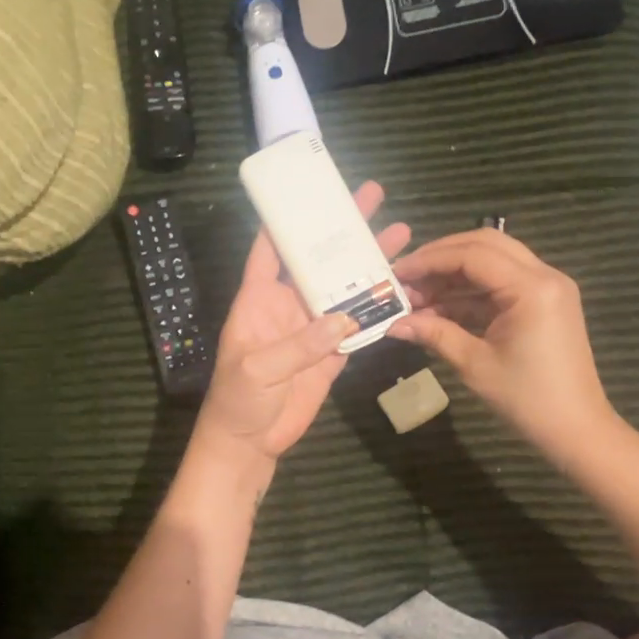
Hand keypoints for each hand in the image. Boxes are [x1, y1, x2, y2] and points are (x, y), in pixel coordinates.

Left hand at [194, 181, 411, 464]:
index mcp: (258, 300)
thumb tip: (342, 320)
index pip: (269, 250)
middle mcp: (287, 307)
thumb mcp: (259, 369)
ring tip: (400, 233)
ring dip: (368, 265)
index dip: (286, 221)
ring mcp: (312, 330)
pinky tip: (401, 290)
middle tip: (373, 197)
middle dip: (342, 232)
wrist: (248, 446)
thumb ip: (300, 345)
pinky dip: (377, 312)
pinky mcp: (330, 356)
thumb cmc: (237, 401)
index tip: (311, 192)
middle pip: (316, 262)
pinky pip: (357, 328)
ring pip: (343, 290)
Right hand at [388, 228, 614, 456]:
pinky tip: (438, 308)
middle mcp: (544, 276)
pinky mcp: (543, 302)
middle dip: (441, 257)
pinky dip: (470, 292)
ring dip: (453, 274)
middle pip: (484, 245)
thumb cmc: (527, 398)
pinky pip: (501, 283)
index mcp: (531, 288)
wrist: (575, 428)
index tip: (396, 274)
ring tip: (416, 297)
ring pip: (493, 261)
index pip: (472, 255)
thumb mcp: (474, 364)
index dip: (429, 260)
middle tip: (405, 277)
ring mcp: (547, 287)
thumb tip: (393, 324)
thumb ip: (434, 334)